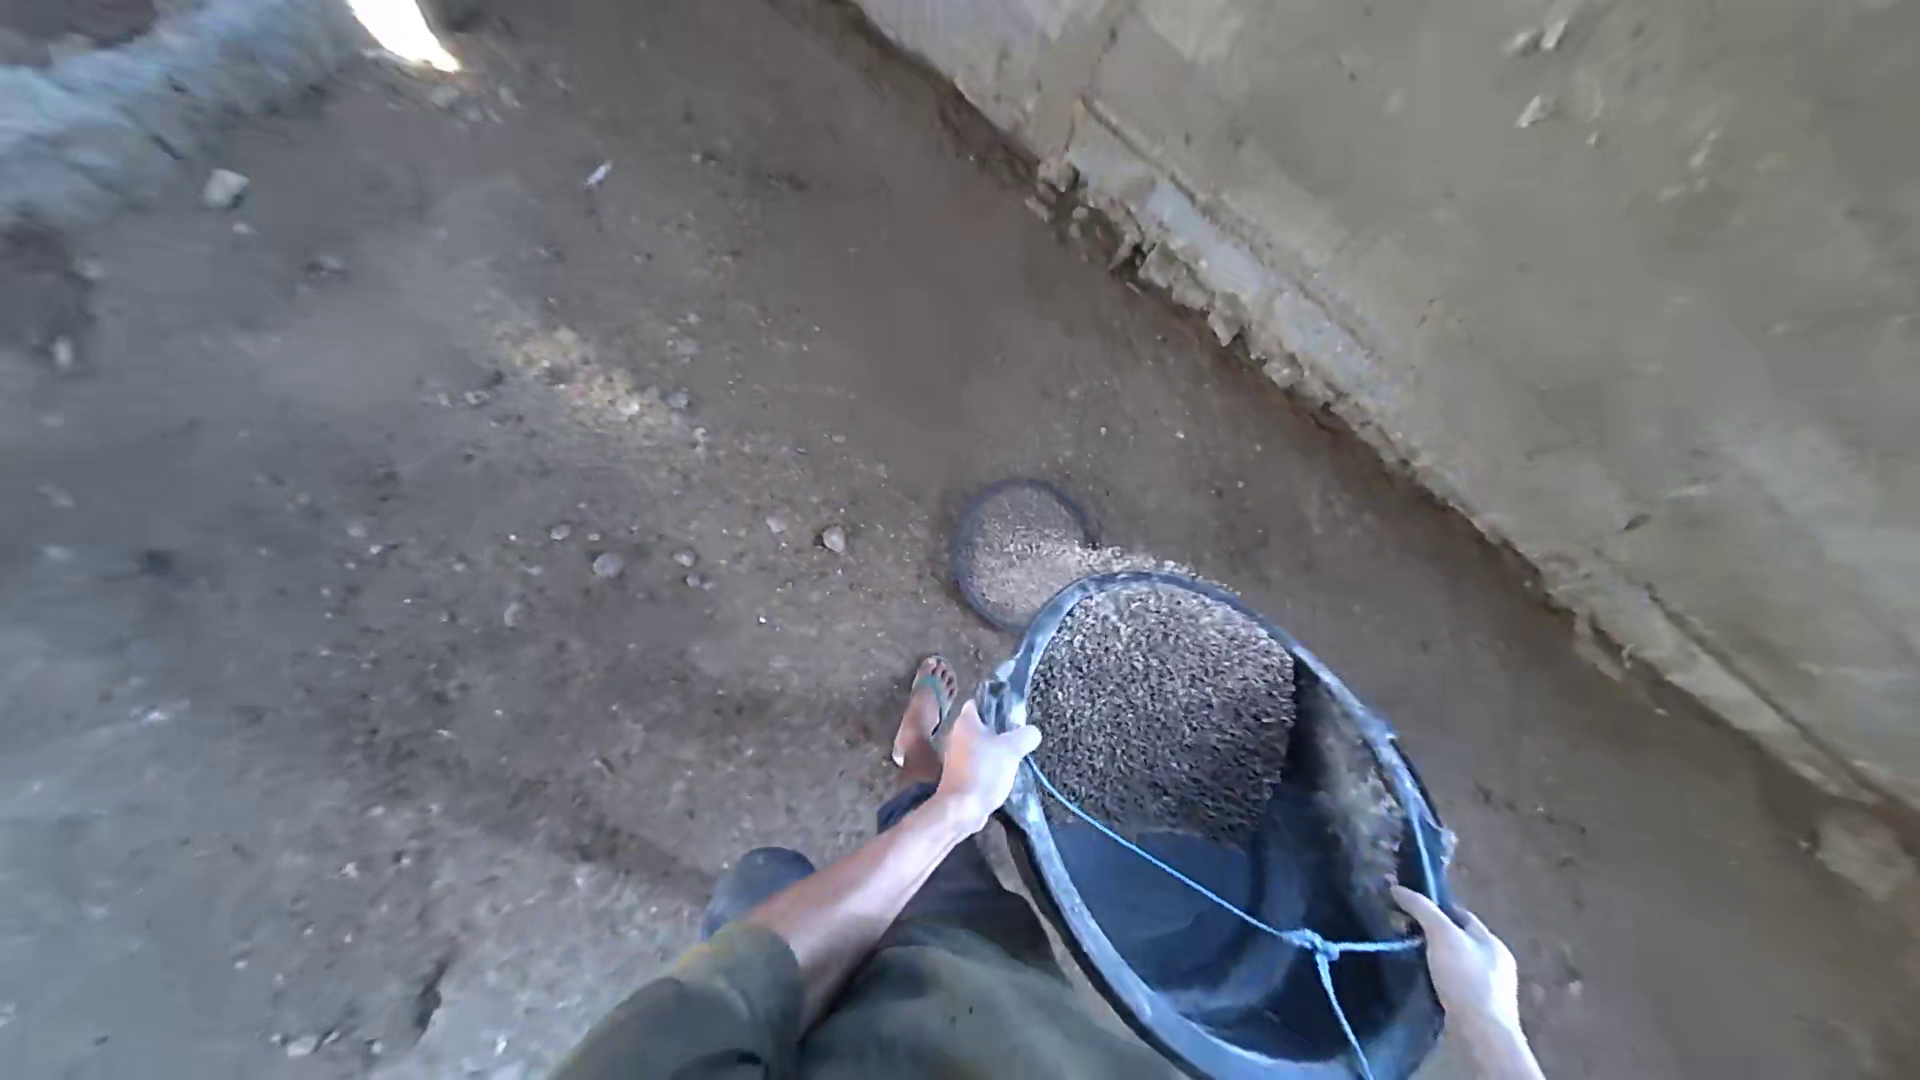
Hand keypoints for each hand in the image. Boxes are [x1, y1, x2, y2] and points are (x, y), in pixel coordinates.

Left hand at [934, 700, 1041, 832]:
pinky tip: (1003, 775)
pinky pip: (978, 763)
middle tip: (1018, 737)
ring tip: (1014, 757)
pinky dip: (990, 766)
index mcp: (965, 722)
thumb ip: (1025, 736)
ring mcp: (956, 756)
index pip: (979, 703)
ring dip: (996, 750)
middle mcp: (957, 735)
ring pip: (981, 745)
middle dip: (1000, 730)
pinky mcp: (959, 774)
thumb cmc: (984, 771)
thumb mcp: (1011, 749)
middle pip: (982, 725)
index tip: (1012, 714)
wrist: (961, 809)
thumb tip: (1032, 732)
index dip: (995, 705)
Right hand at [1392, 886, 1543, 1078]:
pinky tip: (1417, 973)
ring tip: (1403, 949)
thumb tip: (1397, 887)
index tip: (1405, 903)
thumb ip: (1421, 907)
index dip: (1432, 905)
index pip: (1459, 913)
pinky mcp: (1474, 1005)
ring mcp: (1486, 986)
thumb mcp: (1442, 933)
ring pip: (1448, 957)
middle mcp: (1493, 962)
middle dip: (1426, 929)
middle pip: (1452, 935)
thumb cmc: (1466, 978)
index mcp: (1492, 943)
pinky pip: (1448, 978)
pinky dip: (1432, 972)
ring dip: (1427, 952)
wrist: (1481, 1034)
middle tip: (1399, 926)